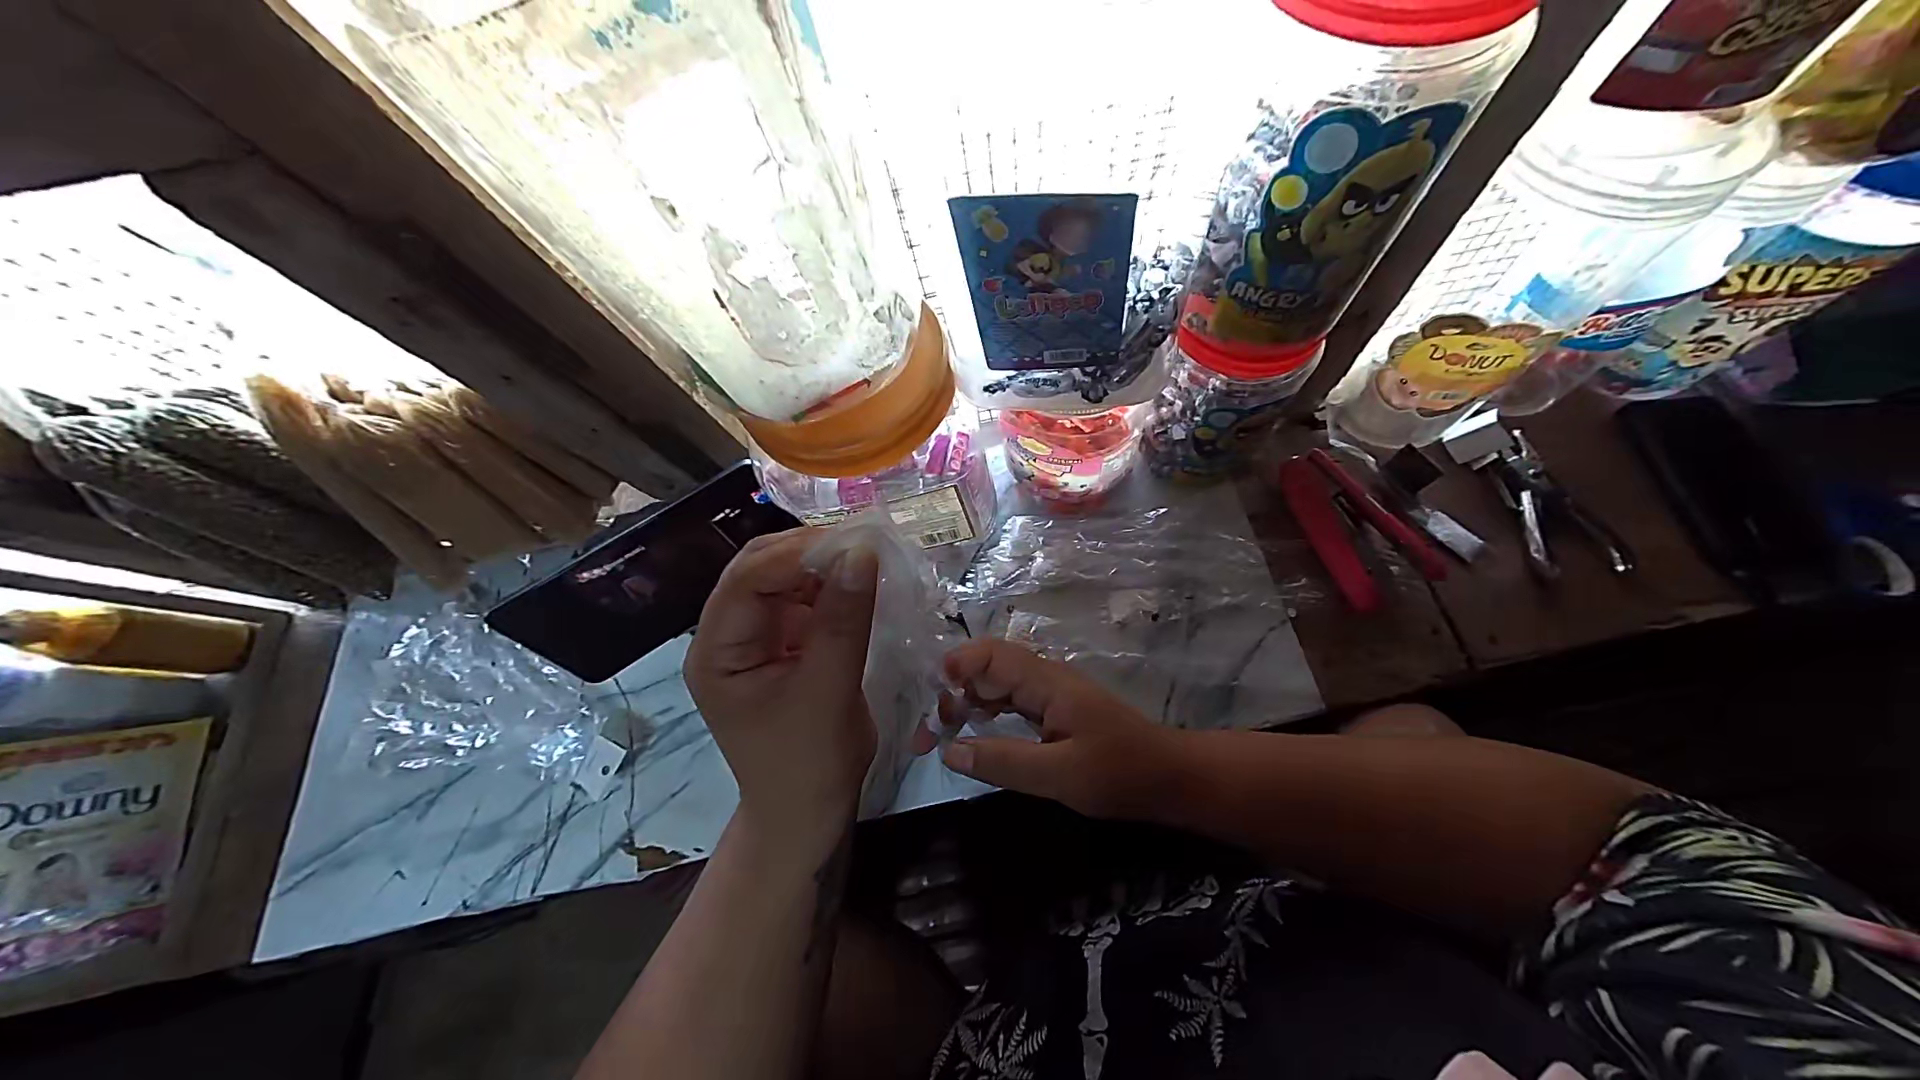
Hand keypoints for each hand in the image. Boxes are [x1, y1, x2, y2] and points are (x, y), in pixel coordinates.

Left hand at [685, 530, 877, 842]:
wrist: (808, 814)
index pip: (746, 580)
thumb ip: (843, 619)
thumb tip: (862, 552)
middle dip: (810, 552)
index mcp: (716, 651)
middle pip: (761, 571)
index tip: (854, 541)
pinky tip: (863, 582)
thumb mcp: (829, 691)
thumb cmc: (808, 764)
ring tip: (870, 556)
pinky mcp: (785, 645)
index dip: (796, 553)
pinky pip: (808, 601)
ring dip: (826, 566)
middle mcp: (729, 636)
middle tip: (865, 542)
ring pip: (786, 580)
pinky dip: (834, 588)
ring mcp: (757, 639)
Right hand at [936, 640, 1180, 819]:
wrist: (1170, 779)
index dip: (957, 666)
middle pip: (988, 669)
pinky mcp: (1055, 714)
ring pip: (998, 686)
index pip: (992, 655)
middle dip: (952, 691)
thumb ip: (1003, 761)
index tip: (930, 698)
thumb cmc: (1120, 773)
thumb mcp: (1059, 774)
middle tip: (928, 733)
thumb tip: (949, 751)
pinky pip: (1011, 704)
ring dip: (966, 704)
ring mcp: (1051, 696)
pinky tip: (974, 735)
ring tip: (941, 735)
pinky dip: (986, 715)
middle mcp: (1045, 680)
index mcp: (1047, 683)